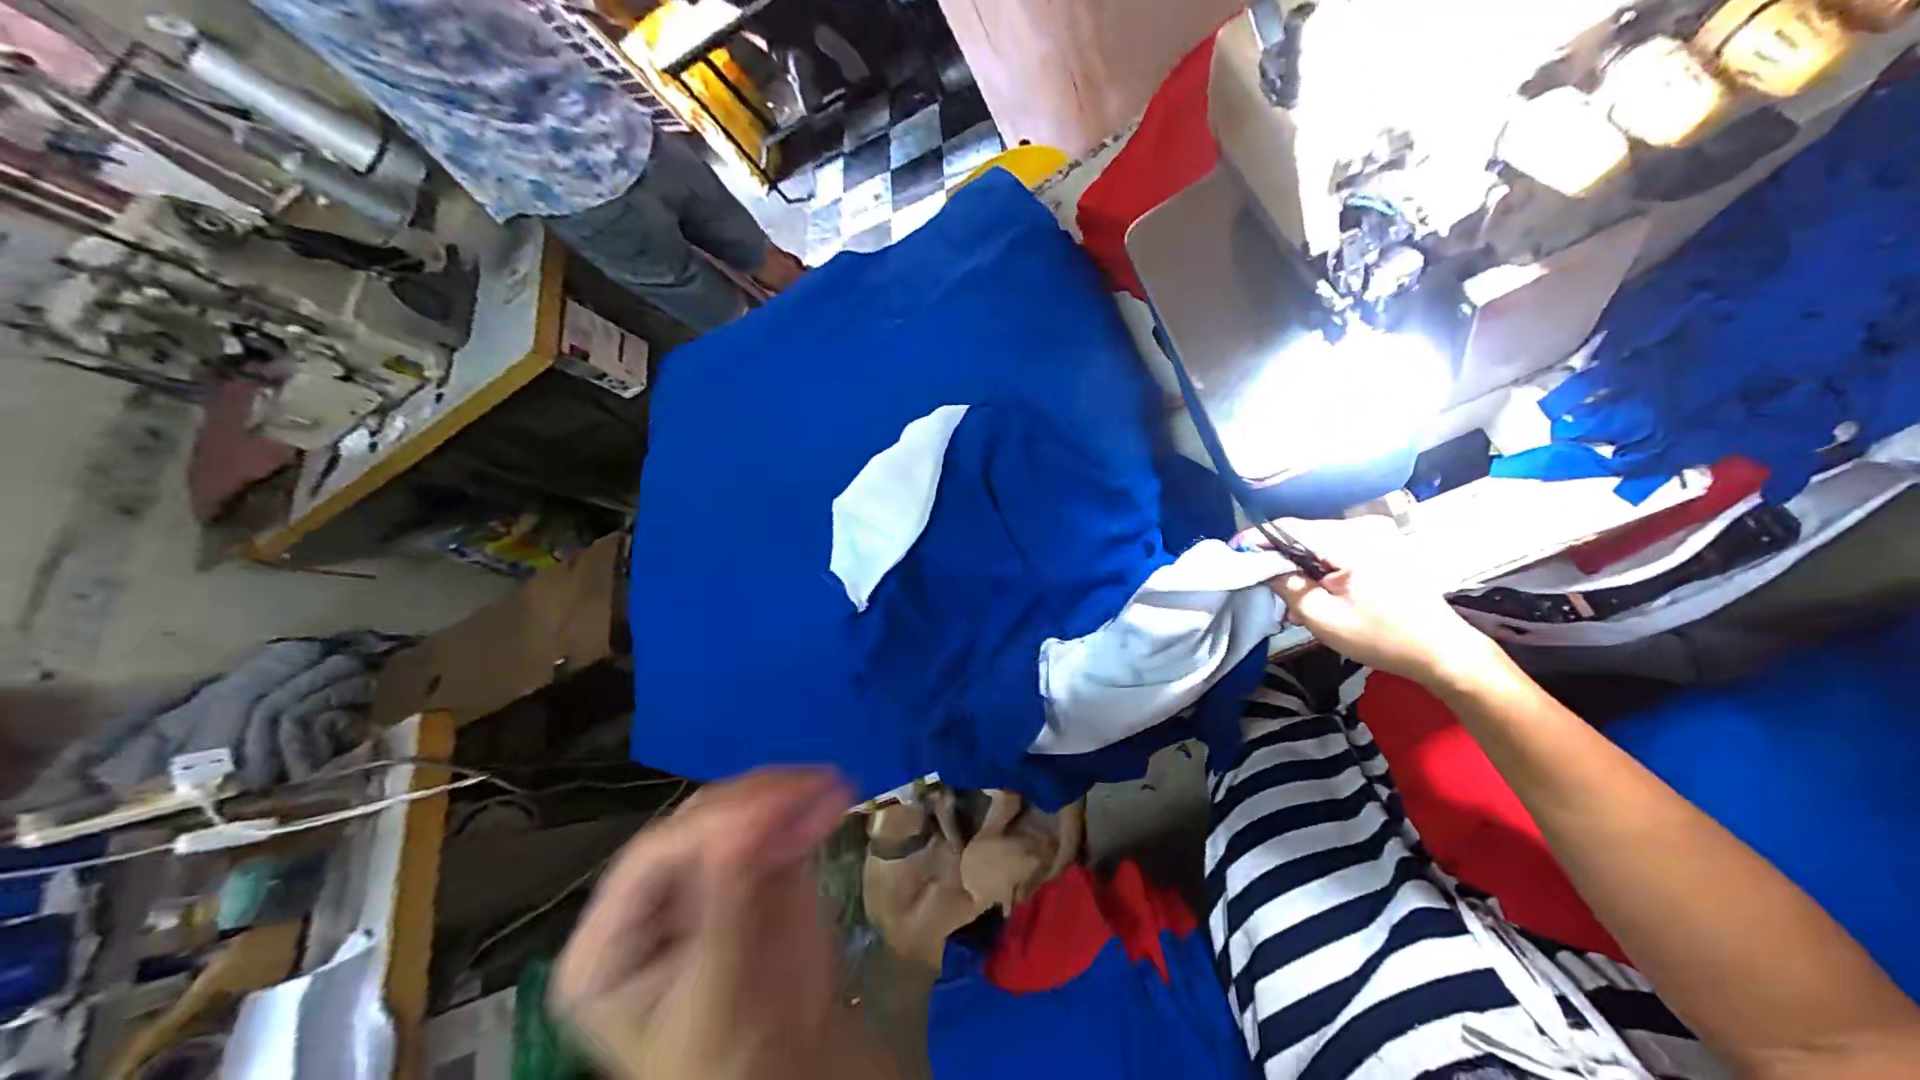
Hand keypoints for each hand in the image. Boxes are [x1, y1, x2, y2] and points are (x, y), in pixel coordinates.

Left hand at [551, 769, 887, 1079]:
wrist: (792, 1077)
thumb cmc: (737, 1066)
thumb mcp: (722, 999)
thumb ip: (727, 908)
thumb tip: (741, 824)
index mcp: (609, 944)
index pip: (650, 861)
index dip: (708, 828)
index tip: (768, 811)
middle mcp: (648, 898)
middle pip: (695, 827)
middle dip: (754, 802)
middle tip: (810, 785)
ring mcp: (700, 876)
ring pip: (737, 813)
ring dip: (785, 796)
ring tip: (829, 784)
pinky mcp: (748, 865)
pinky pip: (774, 826)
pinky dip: (805, 811)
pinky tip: (833, 796)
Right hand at [1240, 515, 1502, 688]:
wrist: (1441, 651)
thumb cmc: (1380, 637)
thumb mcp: (1322, 617)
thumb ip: (1285, 584)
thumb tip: (1258, 564)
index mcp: (1349, 542)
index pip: (1287, 527)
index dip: (1257, 540)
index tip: (1236, 556)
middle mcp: (1363, 528)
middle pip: (1302, 532)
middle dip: (1279, 555)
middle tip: (1264, 584)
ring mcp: (1376, 535)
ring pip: (1318, 540)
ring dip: (1300, 562)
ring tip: (1293, 594)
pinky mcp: (1382, 545)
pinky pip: (1337, 546)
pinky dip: (1320, 564)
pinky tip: (1319, 590)